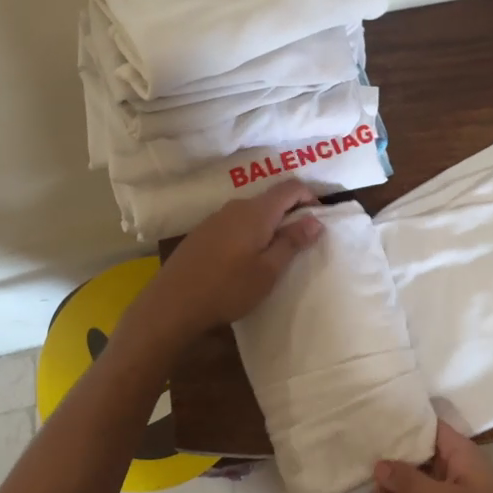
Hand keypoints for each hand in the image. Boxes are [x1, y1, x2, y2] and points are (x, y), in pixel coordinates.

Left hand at [133, 180, 324, 344]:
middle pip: (270, 199)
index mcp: (256, 212)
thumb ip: (292, 242)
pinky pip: (233, 225)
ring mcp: (214, 219)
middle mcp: (235, 207)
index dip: (310, 196)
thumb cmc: (227, 288)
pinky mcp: (201, 234)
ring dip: (268, 226)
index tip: (320, 218)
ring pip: (251, 213)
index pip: (290, 188)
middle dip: (290, 214)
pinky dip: (248, 234)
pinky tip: (245, 260)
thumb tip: (315, 220)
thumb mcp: (268, 271)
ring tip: (275, 254)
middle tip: (302, 241)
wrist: (172, 305)